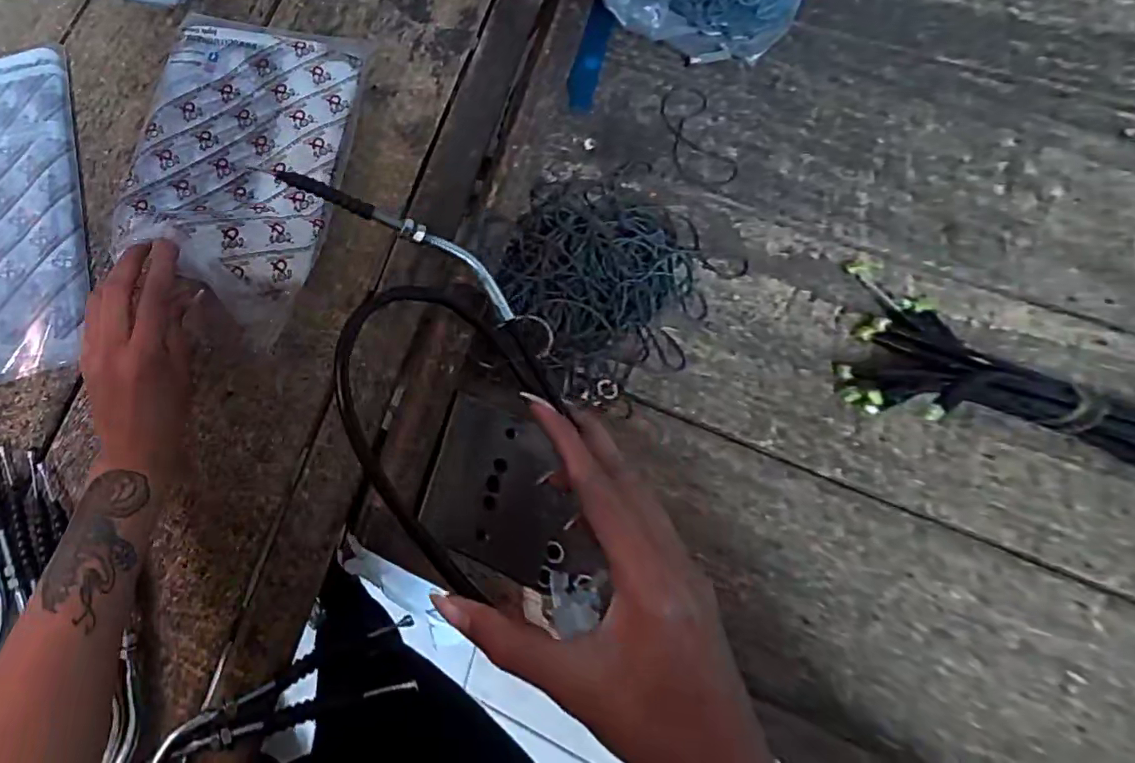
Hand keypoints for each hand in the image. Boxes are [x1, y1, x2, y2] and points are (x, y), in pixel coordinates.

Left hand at [81, 240, 194, 484]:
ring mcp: (93, 352)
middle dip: (130, 260)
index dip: (161, 265)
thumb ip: (177, 328)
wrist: (133, 453)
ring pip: (97, 298)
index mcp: (143, 353)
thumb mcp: (182, 370)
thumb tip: (181, 293)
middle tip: (147, 245)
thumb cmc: (168, 415)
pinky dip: (105, 296)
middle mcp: (113, 347)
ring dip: (115, 275)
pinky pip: (91, 315)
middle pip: (115, 288)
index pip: (151, 295)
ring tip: (134, 263)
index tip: (169, 243)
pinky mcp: (84, 358)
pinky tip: (119, 292)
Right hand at [432, 397, 770, 762]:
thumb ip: (504, 640)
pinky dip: (616, 499)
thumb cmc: (655, 729)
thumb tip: (446, 604)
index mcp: (645, 578)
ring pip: (642, 500)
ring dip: (603, 468)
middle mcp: (672, 565)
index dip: (565, 441)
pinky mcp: (688, 589)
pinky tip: (590, 516)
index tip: (540, 405)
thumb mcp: (572, 684)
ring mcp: (686, 575)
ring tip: (561, 458)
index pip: (599, 490)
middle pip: (628, 482)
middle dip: (590, 438)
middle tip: (556, 406)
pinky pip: (649, 522)